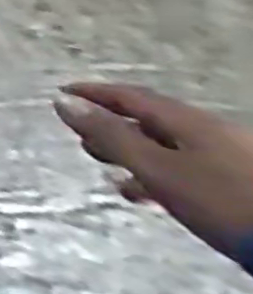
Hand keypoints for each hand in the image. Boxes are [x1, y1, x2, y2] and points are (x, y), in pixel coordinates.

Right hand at [55, 82, 252, 256]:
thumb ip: (108, 134)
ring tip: (116, 175)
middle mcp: (215, 133)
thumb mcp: (157, 168)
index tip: (59, 93)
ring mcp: (237, 161)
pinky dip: (164, 175)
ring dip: (138, 157)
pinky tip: (155, 194)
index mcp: (190, 121)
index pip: (129, 96)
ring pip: (173, 149)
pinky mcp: (247, 188)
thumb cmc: (223, 201)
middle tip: (84, 141)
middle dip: (112, 129)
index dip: (91, 92)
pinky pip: (194, 170)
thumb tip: (63, 101)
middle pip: (152, 122)